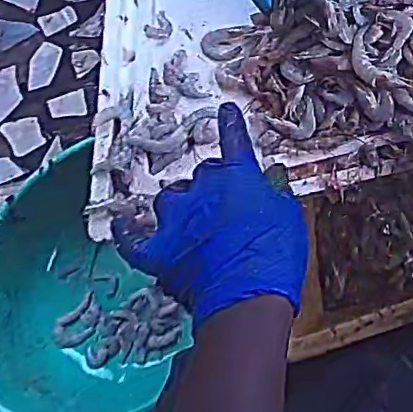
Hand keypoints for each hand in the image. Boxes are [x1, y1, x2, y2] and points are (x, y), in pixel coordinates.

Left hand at [114, 103, 307, 323]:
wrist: (247, 299)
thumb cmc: (275, 257)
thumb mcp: (288, 215)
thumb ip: (276, 192)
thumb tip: (273, 178)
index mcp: (237, 176)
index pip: (233, 139)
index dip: (231, 124)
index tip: (226, 112)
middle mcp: (203, 190)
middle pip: (202, 174)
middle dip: (213, 185)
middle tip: (226, 204)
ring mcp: (177, 219)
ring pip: (170, 198)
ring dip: (180, 204)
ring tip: (190, 218)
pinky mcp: (159, 250)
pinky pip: (134, 237)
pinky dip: (128, 231)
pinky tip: (123, 223)